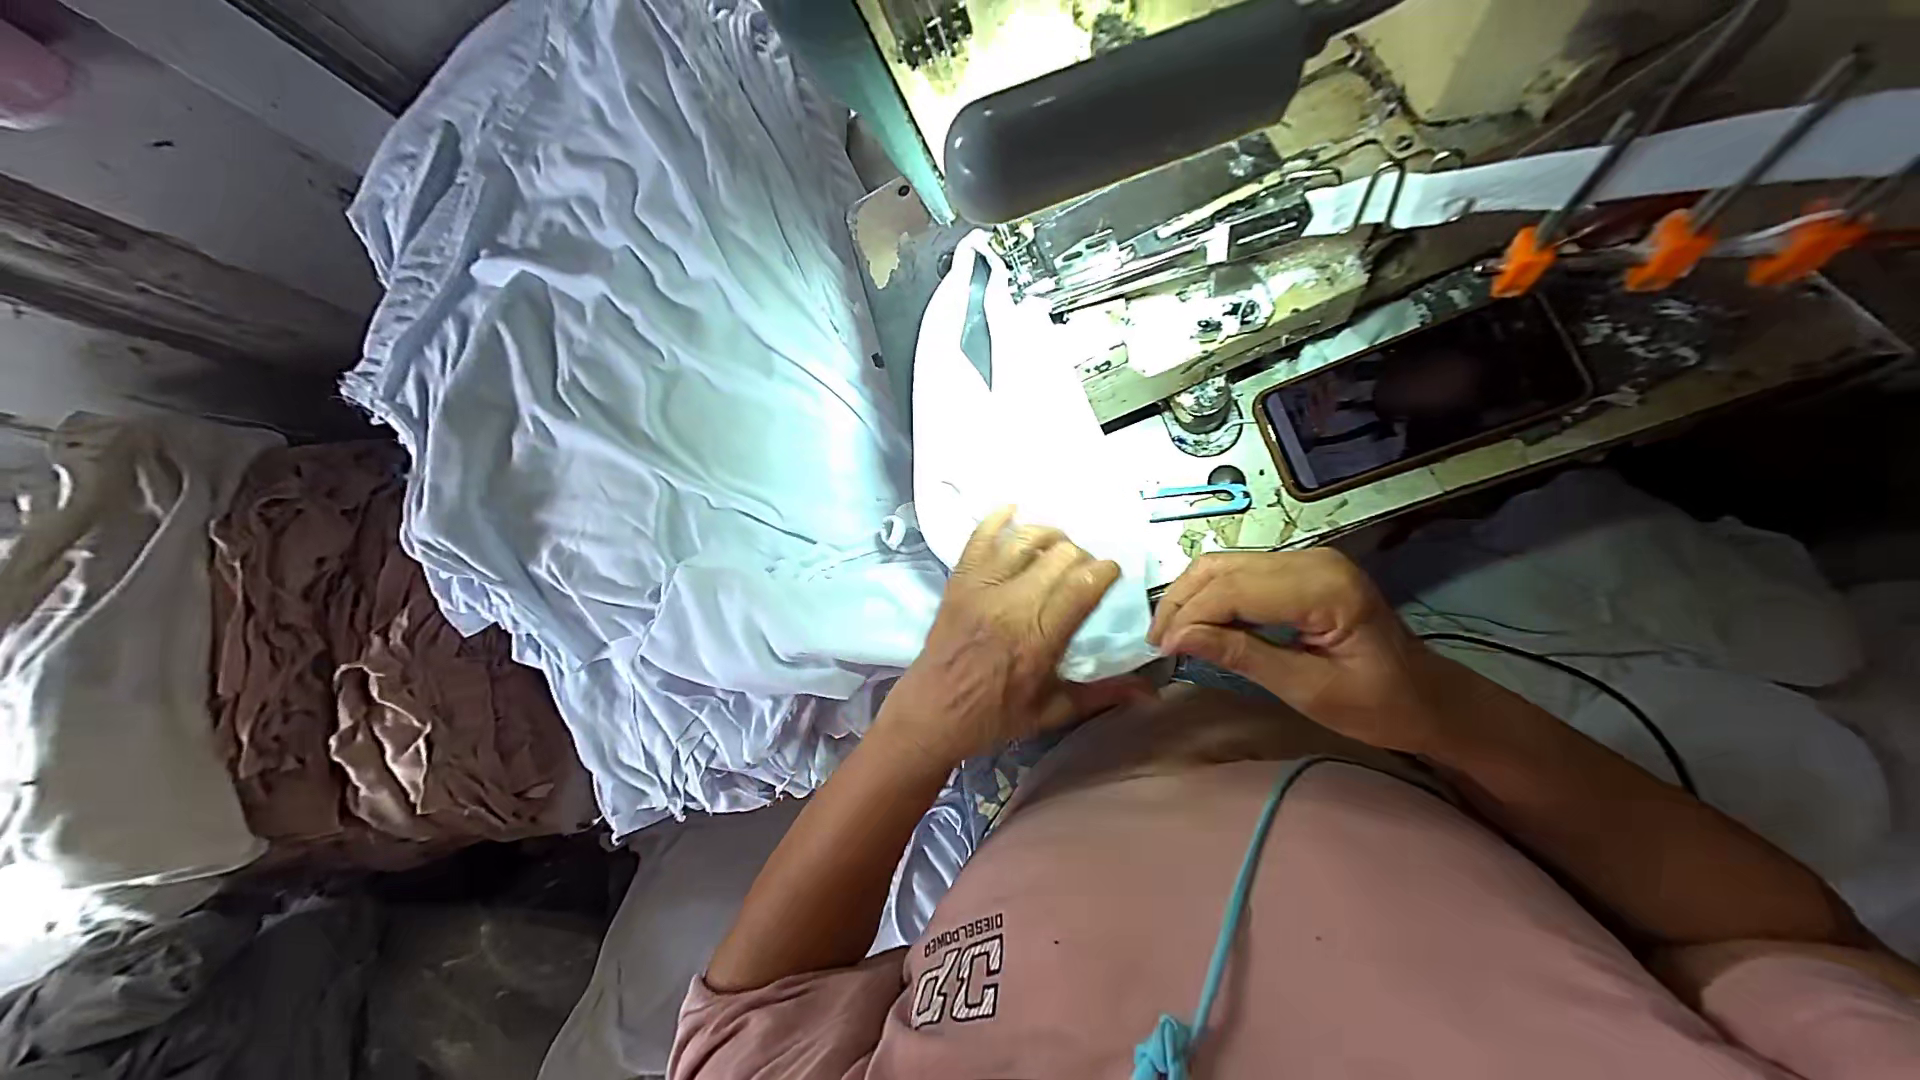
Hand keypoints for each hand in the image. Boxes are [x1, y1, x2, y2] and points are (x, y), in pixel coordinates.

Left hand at [878, 507, 1152, 767]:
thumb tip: (1151, 691)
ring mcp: (983, 587)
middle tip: (1083, 569)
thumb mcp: (1052, 710)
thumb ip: (1102, 694)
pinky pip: (979, 538)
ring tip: (1058, 544)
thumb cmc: (995, 715)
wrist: (933, 711)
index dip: (1105, 571)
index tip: (1112, 573)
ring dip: (1048, 535)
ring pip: (1025, 540)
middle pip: (1060, 555)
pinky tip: (1012, 511)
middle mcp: (1014, 602)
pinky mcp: (960, 581)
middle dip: (1081, 556)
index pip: (1083, 584)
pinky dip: (996, 520)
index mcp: (1040, 635)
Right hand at [1147, 549, 1450, 753]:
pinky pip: (1238, 573)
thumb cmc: (1381, 706)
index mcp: (1324, 588)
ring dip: (1190, 597)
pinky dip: (1210, 597)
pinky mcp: (1298, 570)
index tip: (1163, 650)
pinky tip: (1198, 624)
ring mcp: (1305, 561)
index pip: (1234, 589)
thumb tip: (1179, 639)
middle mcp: (1311, 560)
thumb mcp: (1309, 690)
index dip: (1190, 617)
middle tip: (1158, 643)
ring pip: (1223, 565)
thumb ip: (1242, 656)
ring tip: (1171, 635)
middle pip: (1222, 568)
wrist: (1431, 698)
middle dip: (1181, 603)